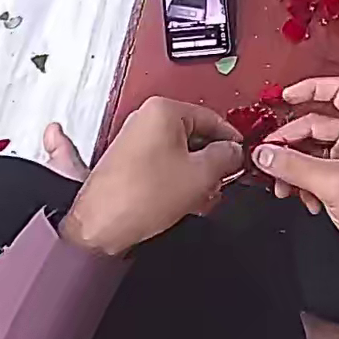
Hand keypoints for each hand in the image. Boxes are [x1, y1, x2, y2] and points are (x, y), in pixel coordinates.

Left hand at [59, 97, 243, 255]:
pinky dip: (176, 178)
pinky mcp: (127, 161)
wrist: (98, 227)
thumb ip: (226, 157)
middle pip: (195, 135)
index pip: (212, 118)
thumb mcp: (202, 174)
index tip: (241, 157)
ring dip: (195, 174)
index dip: (231, 141)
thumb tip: (234, 151)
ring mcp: (134, 139)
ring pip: (180, 152)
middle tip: (222, 181)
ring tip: (202, 197)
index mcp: (163, 110)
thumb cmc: (140, 197)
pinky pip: (162, 163)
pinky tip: (183, 200)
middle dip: (211, 161)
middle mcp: (146, 118)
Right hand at [253, 78, 338, 304]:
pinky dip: (303, 182)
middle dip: (291, 141)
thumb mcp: (333, 183)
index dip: (311, 89)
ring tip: (281, 184)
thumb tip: (264, 152)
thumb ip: (293, 165)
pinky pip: (315, 171)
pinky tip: (302, 199)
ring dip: (293, 166)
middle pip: (318, 124)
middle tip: (269, 155)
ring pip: (313, 151)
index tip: (285, 97)